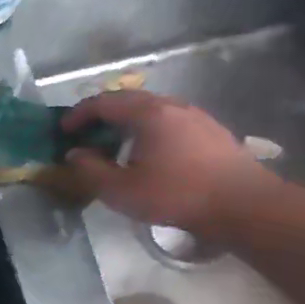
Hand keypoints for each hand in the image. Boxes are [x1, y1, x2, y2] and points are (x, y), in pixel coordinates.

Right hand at [61, 89, 277, 233]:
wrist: (241, 203)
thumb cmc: (174, 194)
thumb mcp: (118, 189)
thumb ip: (89, 169)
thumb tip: (75, 154)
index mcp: (148, 115)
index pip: (104, 102)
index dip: (78, 114)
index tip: (63, 130)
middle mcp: (173, 107)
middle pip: (129, 100)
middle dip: (101, 114)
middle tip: (83, 133)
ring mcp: (196, 117)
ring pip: (151, 109)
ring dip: (125, 121)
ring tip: (111, 143)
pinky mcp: (210, 131)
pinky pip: (168, 120)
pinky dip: (146, 128)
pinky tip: (144, 151)